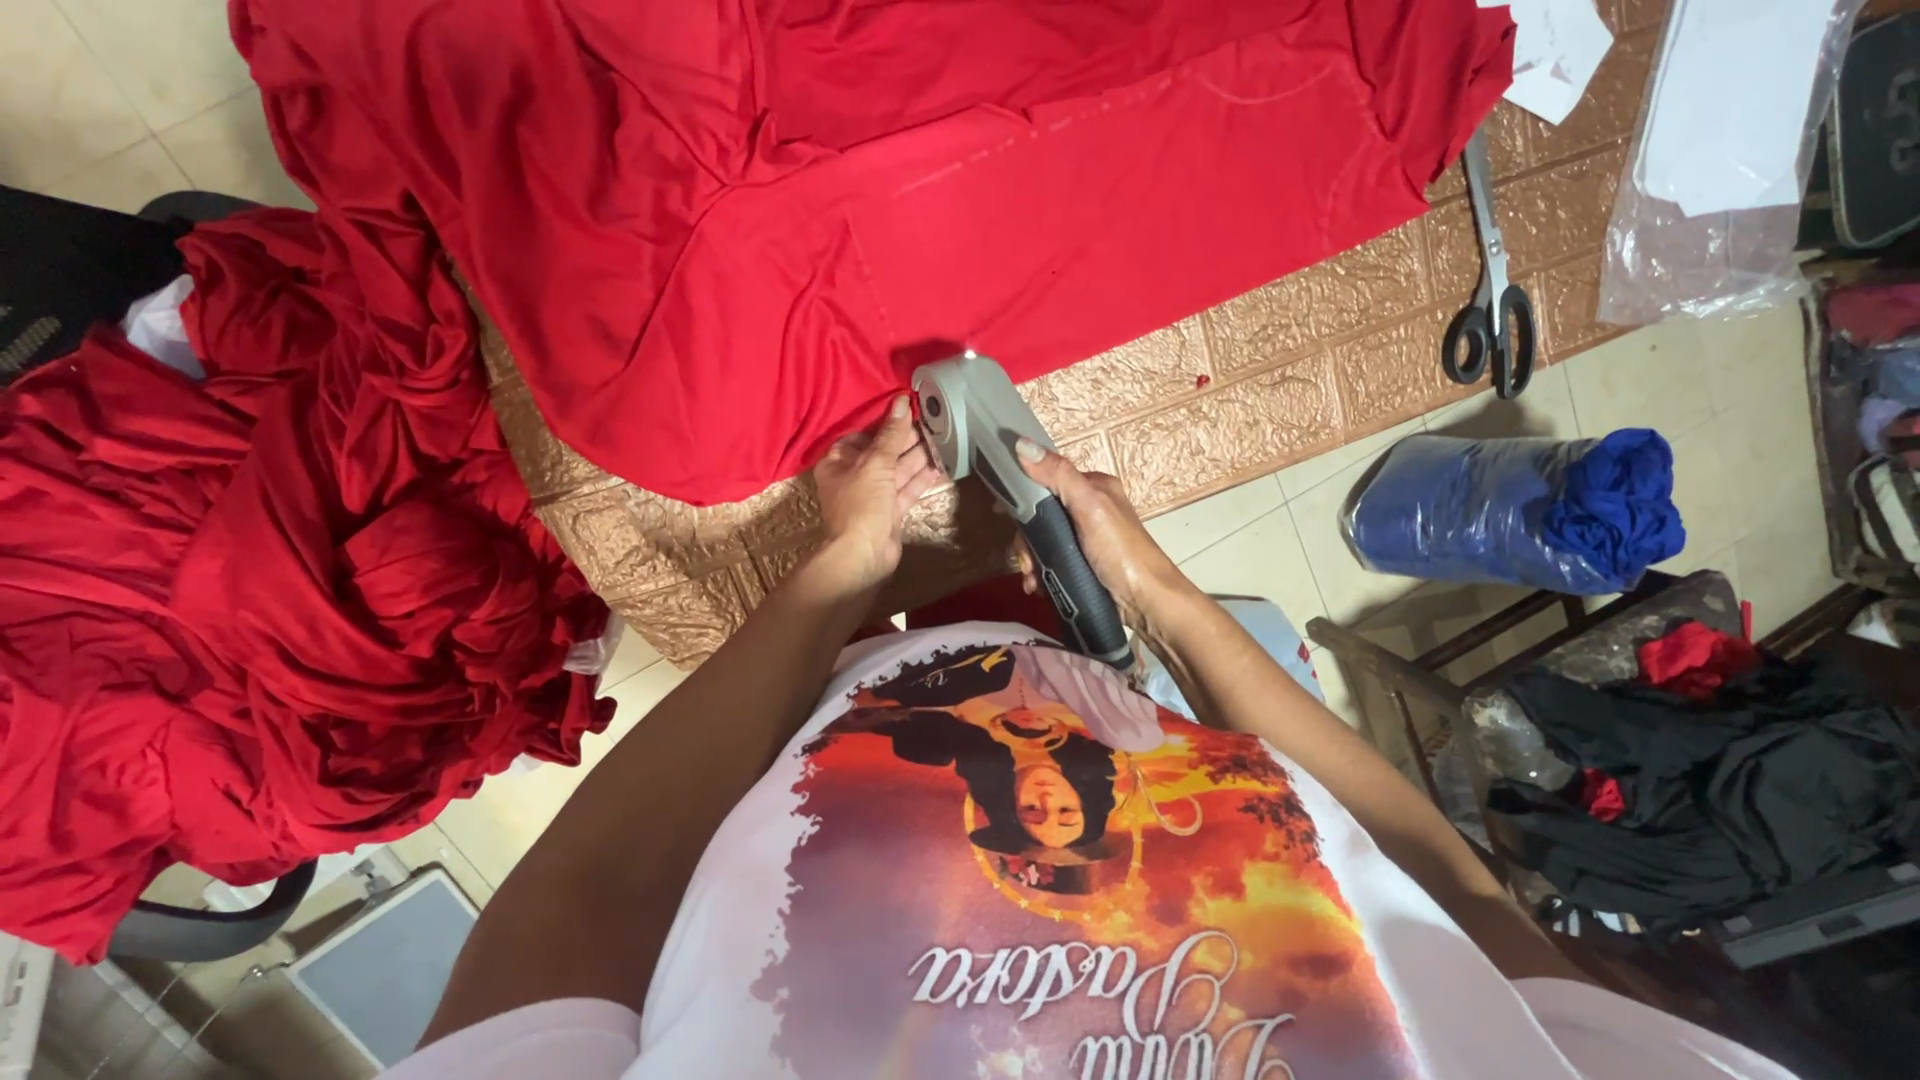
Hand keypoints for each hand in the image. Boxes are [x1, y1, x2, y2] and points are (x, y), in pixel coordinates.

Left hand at [811, 395, 941, 590]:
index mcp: (838, 463)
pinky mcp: (890, 512)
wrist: (863, 554)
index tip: (907, 411)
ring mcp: (873, 496)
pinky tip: (940, 466)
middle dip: (905, 440)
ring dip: (917, 457)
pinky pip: (906, 490)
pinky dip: (921, 479)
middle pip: (882, 453)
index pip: (862, 436)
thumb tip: (901, 402)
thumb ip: (891, 434)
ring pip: (897, 471)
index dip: (883, 424)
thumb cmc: (861, 503)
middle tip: (931, 424)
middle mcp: (854, 477)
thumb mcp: (875, 463)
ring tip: (941, 440)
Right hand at [1010, 438, 1197, 632]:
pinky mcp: (1082, 563)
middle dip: (1026, 539)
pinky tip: (1037, 586)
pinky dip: (1039, 573)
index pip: (1048, 479)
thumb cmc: (1120, 550)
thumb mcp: (1089, 507)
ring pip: (1042, 540)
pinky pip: (1050, 561)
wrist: (1144, 601)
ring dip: (1030, 560)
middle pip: (1040, 514)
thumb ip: (1058, 476)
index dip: (1023, 494)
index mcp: (1094, 487)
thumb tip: (1021, 444)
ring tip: (1032, 579)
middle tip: (1025, 561)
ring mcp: (1085, 538)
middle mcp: (1089, 509)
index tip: (1000, 512)